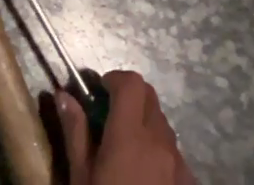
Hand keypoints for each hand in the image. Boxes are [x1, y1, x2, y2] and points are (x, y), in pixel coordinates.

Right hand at [57, 71, 197, 184]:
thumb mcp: (81, 176)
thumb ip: (75, 132)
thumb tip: (63, 95)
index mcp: (130, 136)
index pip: (131, 84)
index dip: (114, 79)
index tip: (97, 90)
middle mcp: (160, 142)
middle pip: (149, 97)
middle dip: (128, 96)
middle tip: (106, 114)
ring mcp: (179, 163)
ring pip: (162, 123)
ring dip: (143, 122)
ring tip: (123, 147)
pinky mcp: (189, 181)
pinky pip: (173, 150)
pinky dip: (157, 148)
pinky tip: (142, 172)